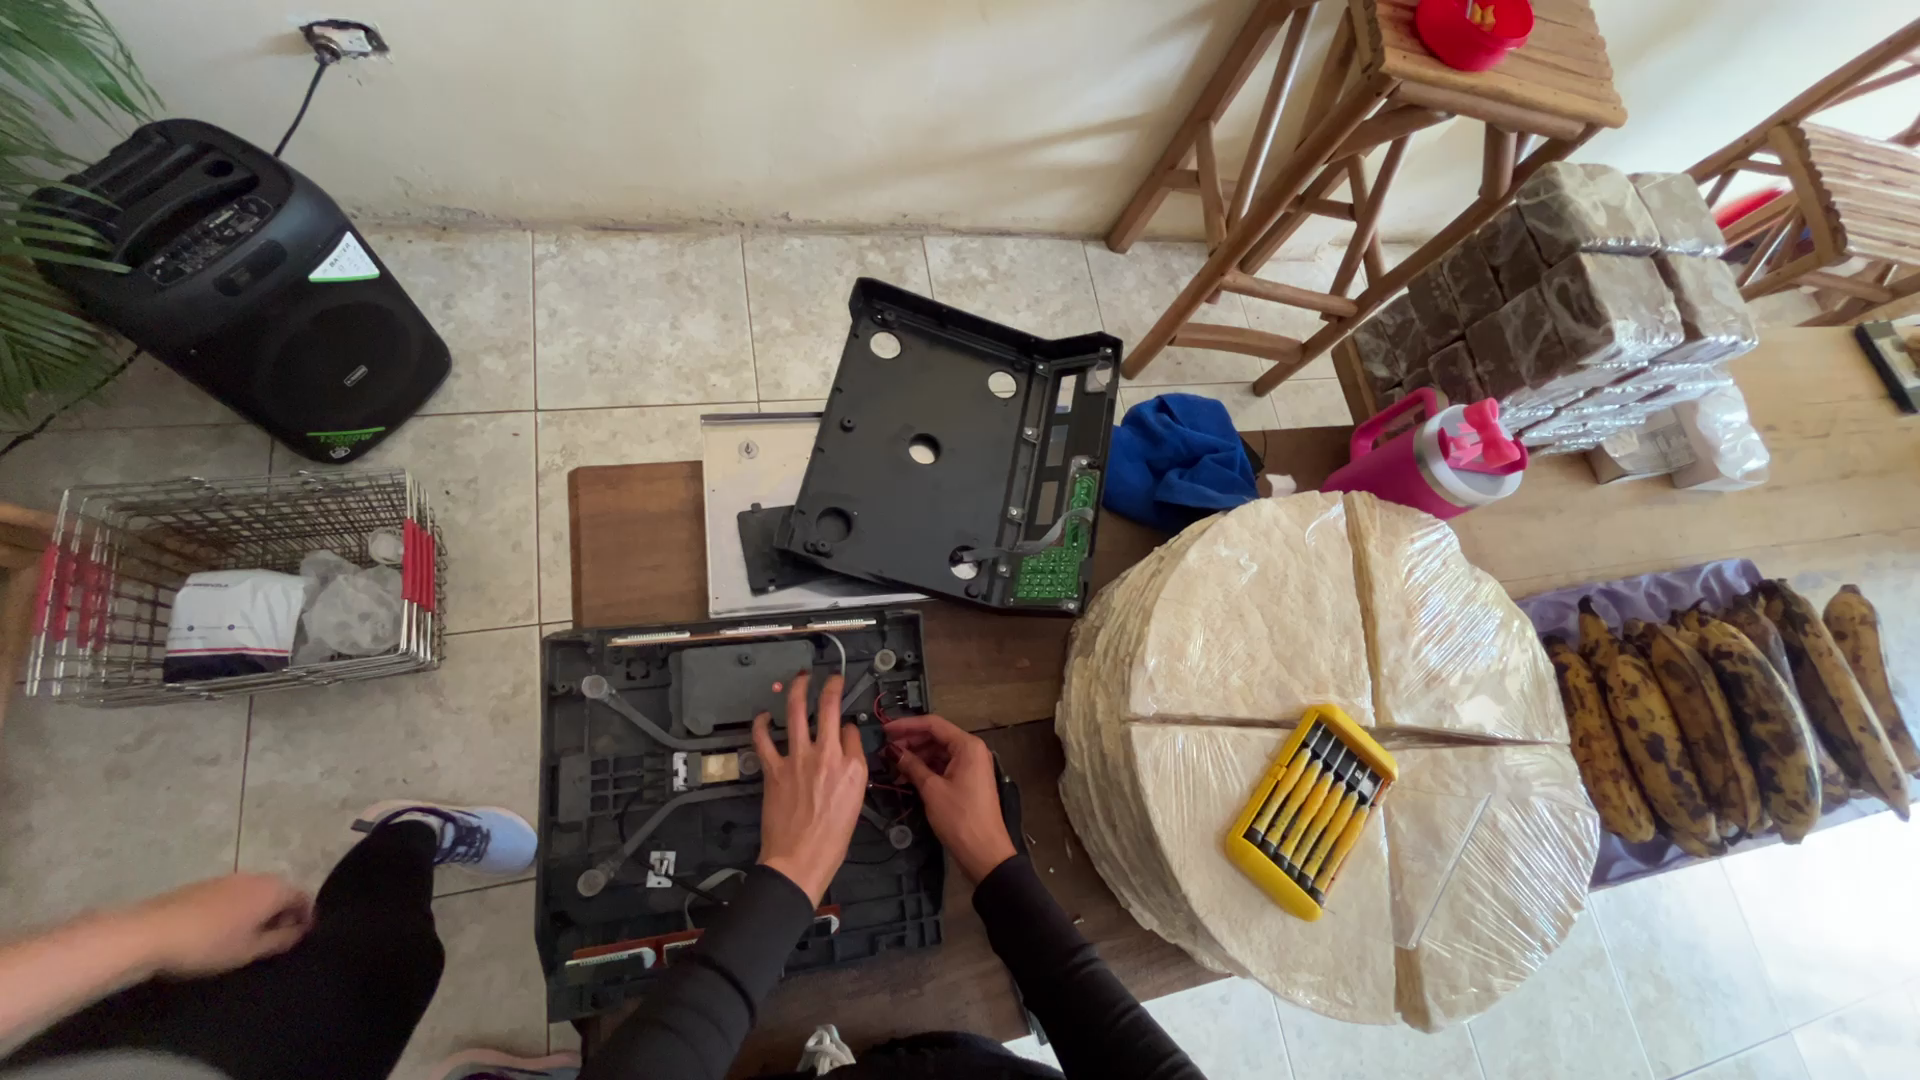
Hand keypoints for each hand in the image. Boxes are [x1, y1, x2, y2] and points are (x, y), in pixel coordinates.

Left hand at [128, 875, 312, 977]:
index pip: (305, 898)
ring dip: (257, 910)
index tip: (298, 937)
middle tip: (271, 938)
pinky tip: (215, 928)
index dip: (306, 917)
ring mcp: (230, 878)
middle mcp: (260, 877)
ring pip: (255, 893)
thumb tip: (301, 932)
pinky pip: (232, 894)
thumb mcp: (248, 951)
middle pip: (281, 892)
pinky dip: (234, 908)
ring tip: (242, 934)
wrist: (146, 933)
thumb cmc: (207, 944)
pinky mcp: (204, 884)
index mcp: (277, 890)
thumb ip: (281, 940)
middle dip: (281, 912)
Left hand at [752, 671, 867, 905]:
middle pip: (829, 707)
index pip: (851, 731)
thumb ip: (852, 769)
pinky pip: (763, 739)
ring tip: (800, 678)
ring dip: (798, 689)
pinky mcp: (773, 770)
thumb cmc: (831, 839)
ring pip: (797, 712)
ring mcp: (797, 759)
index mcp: (852, 766)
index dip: (848, 726)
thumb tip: (844, 746)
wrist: (799, 860)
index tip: (844, 728)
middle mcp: (827, 756)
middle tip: (831, 677)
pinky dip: (761, 724)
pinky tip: (763, 716)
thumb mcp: (856, 801)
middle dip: (830, 686)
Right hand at [884, 715, 1016, 882]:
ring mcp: (971, 765)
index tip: (884, 730)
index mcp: (967, 745)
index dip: (907, 725)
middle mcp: (972, 750)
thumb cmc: (959, 818)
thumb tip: (892, 750)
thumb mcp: (932, 790)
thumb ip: (911, 766)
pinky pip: (943, 766)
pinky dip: (926, 769)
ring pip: (938, 752)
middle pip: (936, 737)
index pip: (933, 724)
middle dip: (910, 742)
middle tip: (885, 750)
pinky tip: (907, 777)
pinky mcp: (967, 780)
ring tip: (892, 766)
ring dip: (916, 757)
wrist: (985, 853)